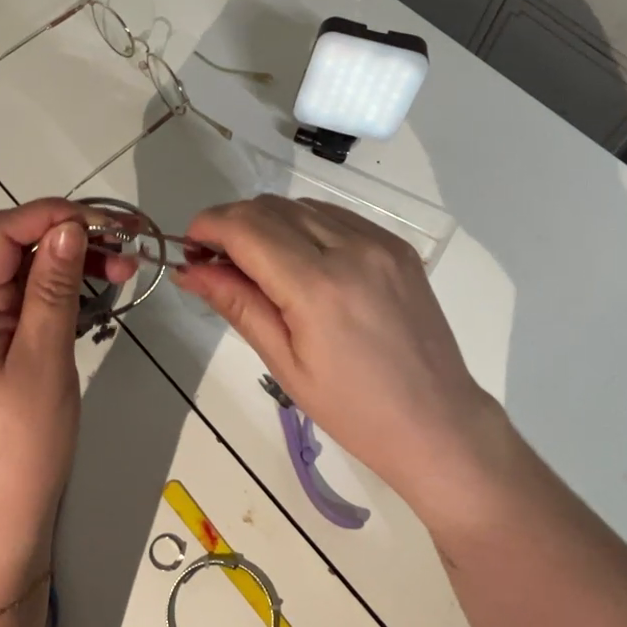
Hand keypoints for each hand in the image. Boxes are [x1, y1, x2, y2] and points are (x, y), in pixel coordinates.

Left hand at [0, 199, 134, 570]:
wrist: (7, 510)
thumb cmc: (23, 439)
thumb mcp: (43, 358)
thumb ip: (53, 288)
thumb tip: (68, 225)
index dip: (49, 215)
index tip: (105, 223)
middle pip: (15, 248)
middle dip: (69, 236)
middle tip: (127, 246)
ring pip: (28, 271)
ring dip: (74, 262)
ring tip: (125, 269)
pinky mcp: (2, 344)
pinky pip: (33, 300)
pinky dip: (68, 290)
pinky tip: (102, 293)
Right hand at [172, 196, 504, 509]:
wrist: (437, 421)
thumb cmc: (353, 410)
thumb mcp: (284, 364)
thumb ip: (237, 304)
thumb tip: (189, 270)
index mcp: (317, 287)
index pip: (245, 228)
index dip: (207, 228)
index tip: (189, 247)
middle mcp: (350, 250)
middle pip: (269, 208)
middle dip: (231, 224)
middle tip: (215, 263)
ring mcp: (379, 243)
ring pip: (300, 205)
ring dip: (266, 222)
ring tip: (255, 264)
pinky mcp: (396, 246)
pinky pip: (335, 216)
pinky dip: (303, 226)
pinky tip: (298, 260)